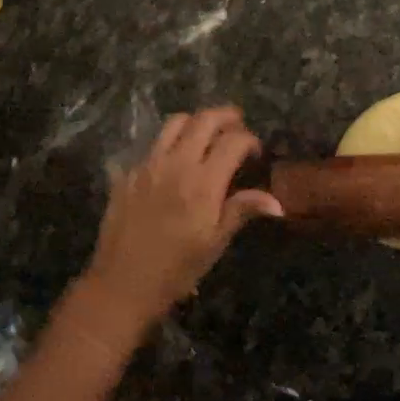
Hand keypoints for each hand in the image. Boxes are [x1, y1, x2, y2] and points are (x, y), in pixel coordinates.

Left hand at [83, 107, 281, 323]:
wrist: (122, 284)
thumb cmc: (176, 270)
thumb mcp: (214, 243)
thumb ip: (241, 211)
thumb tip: (277, 202)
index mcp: (203, 182)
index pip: (233, 141)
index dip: (249, 140)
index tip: (255, 152)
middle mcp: (176, 163)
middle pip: (204, 120)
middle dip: (226, 116)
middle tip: (237, 124)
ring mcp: (148, 164)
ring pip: (175, 123)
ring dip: (195, 122)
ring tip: (205, 134)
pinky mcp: (128, 173)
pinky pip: (152, 144)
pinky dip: (168, 142)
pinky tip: (173, 161)